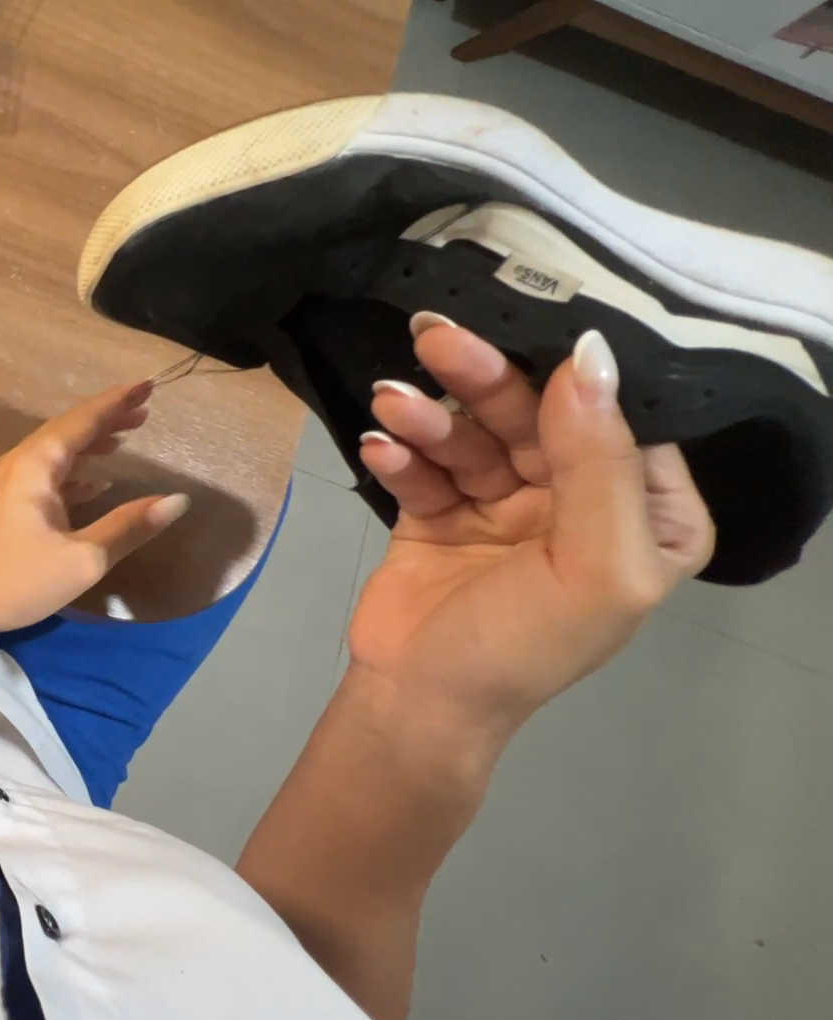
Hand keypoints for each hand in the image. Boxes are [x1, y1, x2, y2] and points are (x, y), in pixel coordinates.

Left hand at [0, 381, 191, 637]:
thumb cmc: (14, 581)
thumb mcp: (81, 559)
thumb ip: (128, 526)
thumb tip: (177, 501)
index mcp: (33, 466)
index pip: (81, 421)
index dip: (116, 402)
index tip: (149, 385)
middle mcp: (14, 465)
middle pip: (65, 432)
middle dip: (105, 420)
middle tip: (144, 411)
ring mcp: (1, 485)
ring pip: (52, 455)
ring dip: (88, 447)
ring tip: (123, 441)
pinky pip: (40, 478)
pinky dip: (70, 475)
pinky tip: (94, 486)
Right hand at [348, 317, 715, 732]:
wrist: (417, 696)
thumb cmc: (521, 644)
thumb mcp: (592, 564)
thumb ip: (599, 464)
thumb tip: (587, 359)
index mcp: (642, 515)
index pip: (621, 423)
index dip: (579, 374)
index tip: (531, 322)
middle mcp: (571, 502)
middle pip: (531, 419)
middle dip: (481, 381)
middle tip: (432, 336)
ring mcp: (496, 508)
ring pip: (468, 439)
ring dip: (427, 418)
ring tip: (388, 402)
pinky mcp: (433, 516)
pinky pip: (421, 470)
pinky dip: (399, 455)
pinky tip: (377, 447)